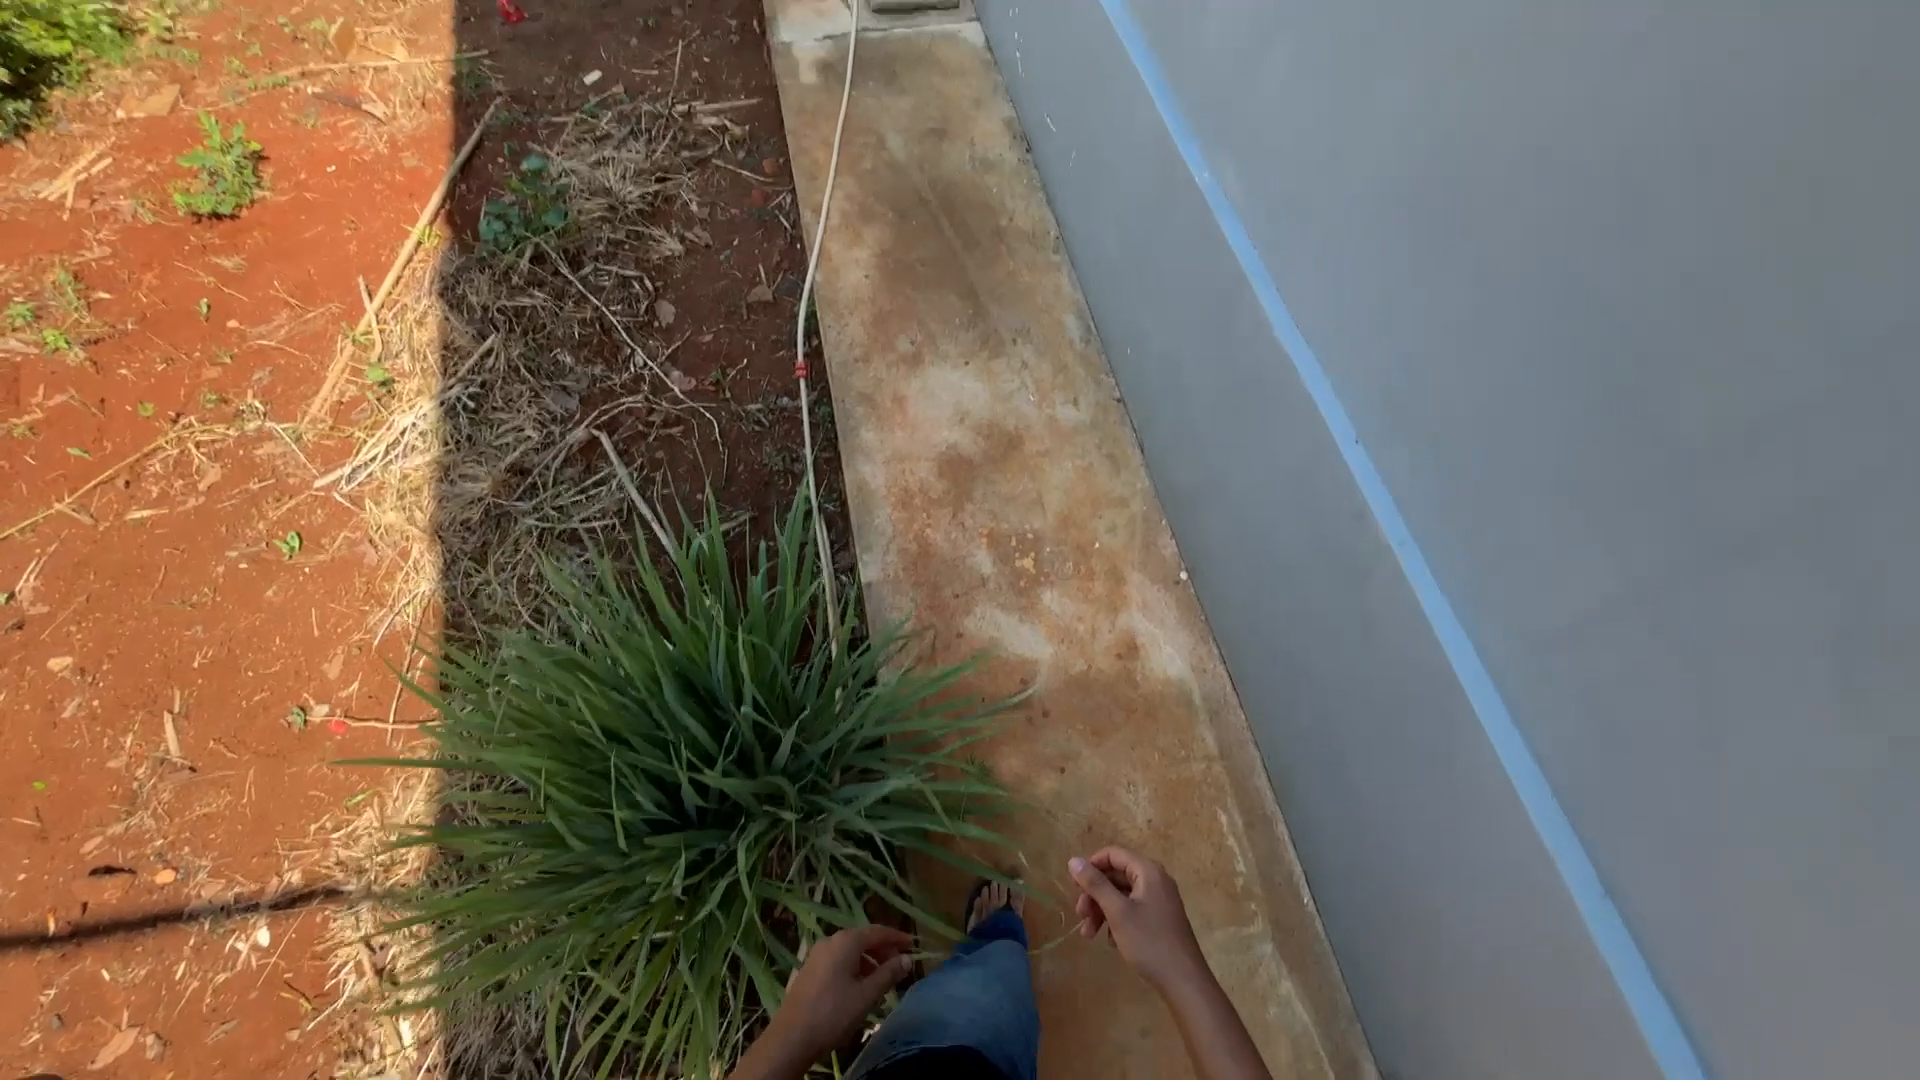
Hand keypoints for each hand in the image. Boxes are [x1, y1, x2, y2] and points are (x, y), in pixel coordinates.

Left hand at [758, 925, 914, 1064]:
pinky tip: (859, 986)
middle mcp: (830, 940)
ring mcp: (817, 954)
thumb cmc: (833, 1014)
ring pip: (849, 951)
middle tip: (899, 965)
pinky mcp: (809, 969)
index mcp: (846, 941)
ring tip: (881, 980)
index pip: (877, 931)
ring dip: (868, 960)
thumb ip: (888, 974)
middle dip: (882, 950)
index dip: (896, 937)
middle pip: (862, 939)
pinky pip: (838, 960)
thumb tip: (907, 959)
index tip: (913, 945)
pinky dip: (853, 967)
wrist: (790, 1038)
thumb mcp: (866, 995)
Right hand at [1069, 846, 1205, 990]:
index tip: (1074, 887)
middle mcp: (1155, 880)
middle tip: (1080, 915)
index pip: (1113, 854)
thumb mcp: (1117, 912)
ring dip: (1102, 911)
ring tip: (1089, 935)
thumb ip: (1095, 884)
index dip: (1091, 866)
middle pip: (1115, 876)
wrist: (1185, 982)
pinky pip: (1132, 909)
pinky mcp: (1160, 918)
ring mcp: (1159, 900)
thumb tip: (1073, 860)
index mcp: (1148, 871)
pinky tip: (1111, 942)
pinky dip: (1117, 921)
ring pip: (1121, 895)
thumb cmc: (1149, 942)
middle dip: (1094, 895)